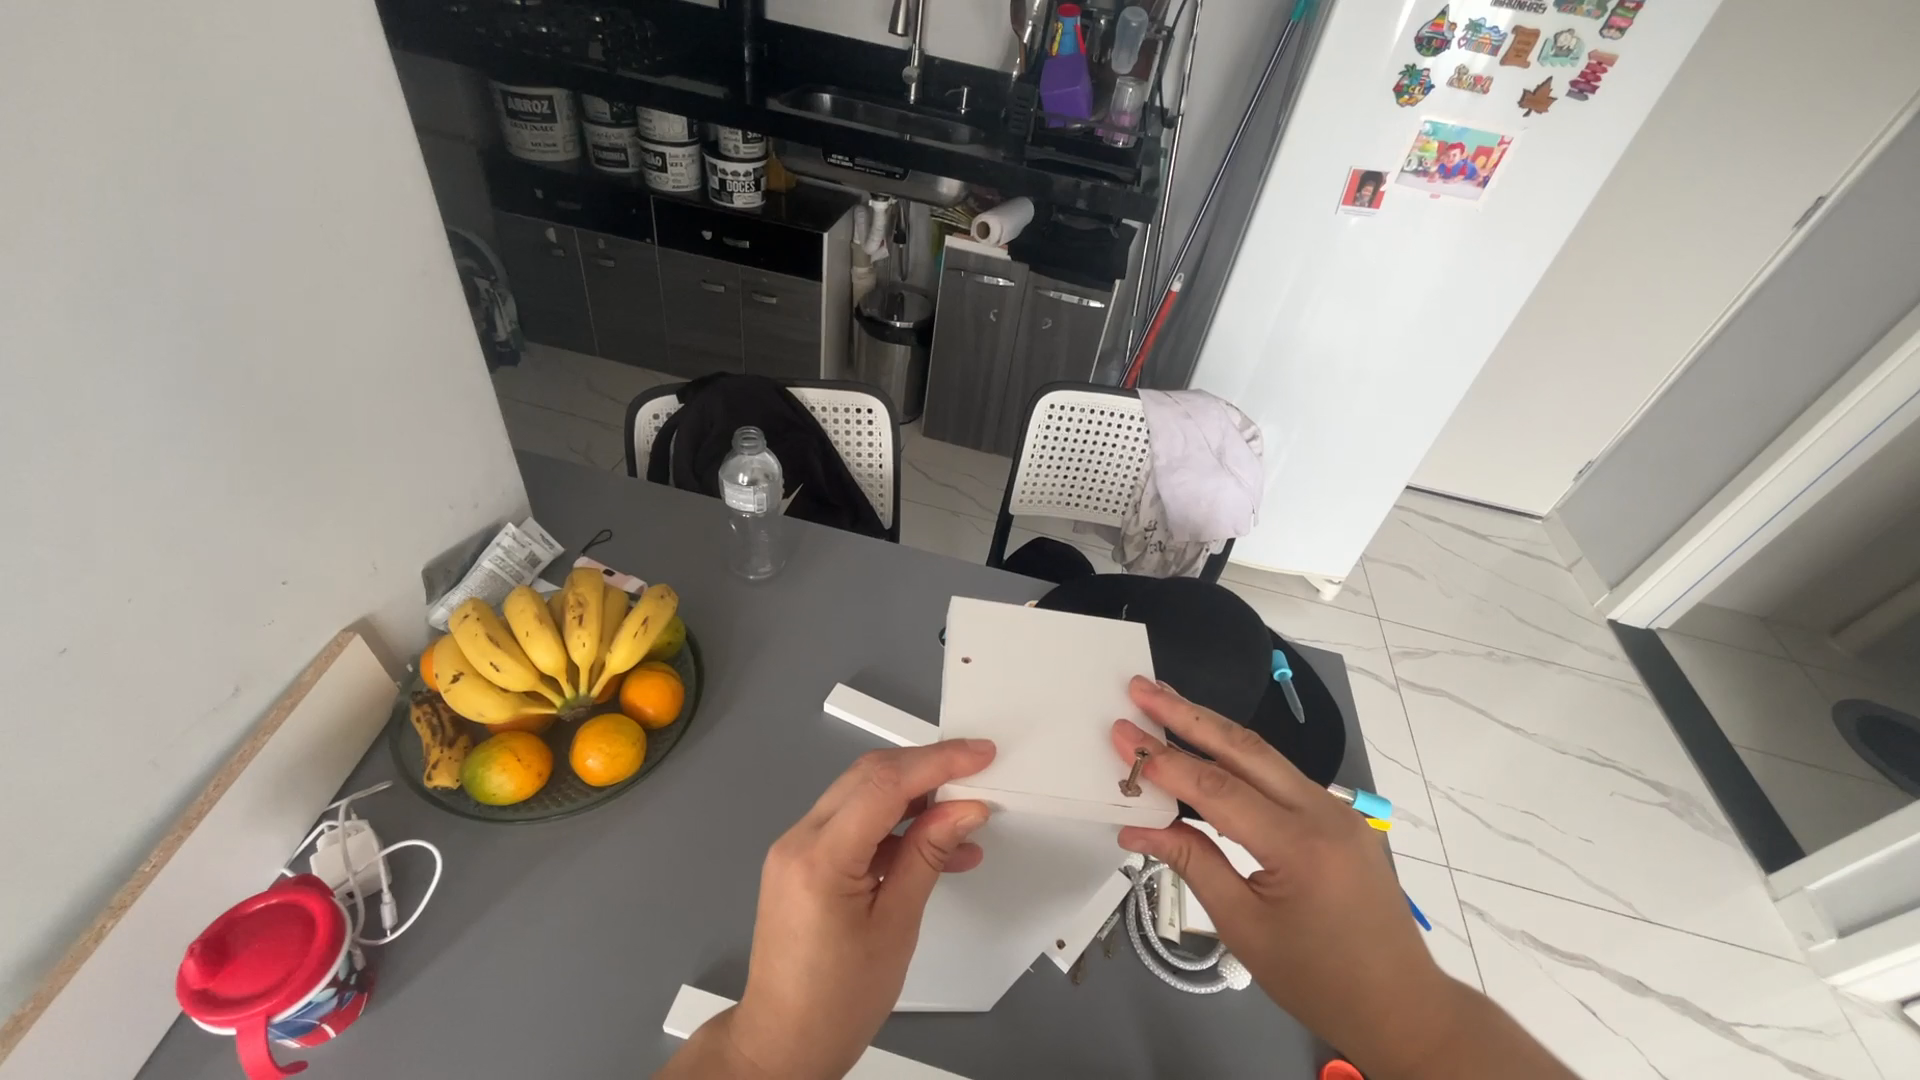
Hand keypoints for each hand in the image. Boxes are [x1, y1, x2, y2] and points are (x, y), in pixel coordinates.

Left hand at [659, 740, 995, 1079]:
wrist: (783, 1043)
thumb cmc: (837, 1001)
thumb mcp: (896, 926)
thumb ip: (929, 855)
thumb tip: (965, 809)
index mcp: (820, 858)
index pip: (884, 784)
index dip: (938, 762)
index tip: (980, 755)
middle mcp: (799, 840)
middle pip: (869, 775)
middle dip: (926, 767)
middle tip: (976, 770)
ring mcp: (798, 847)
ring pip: (863, 793)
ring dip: (914, 795)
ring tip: (963, 813)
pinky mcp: (804, 860)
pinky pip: (854, 824)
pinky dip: (895, 826)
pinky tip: (936, 845)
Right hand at [1110, 677, 1440, 1065]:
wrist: (1403, 1006)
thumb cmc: (1319, 980)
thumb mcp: (1244, 928)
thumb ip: (1192, 864)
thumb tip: (1137, 826)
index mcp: (1300, 848)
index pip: (1216, 789)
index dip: (1164, 761)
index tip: (1121, 734)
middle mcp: (1323, 813)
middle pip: (1243, 749)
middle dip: (1186, 714)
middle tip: (1141, 687)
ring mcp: (1335, 809)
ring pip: (1262, 754)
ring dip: (1209, 726)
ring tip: (1165, 701)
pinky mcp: (1337, 815)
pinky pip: (1278, 773)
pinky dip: (1234, 754)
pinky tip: (1206, 743)